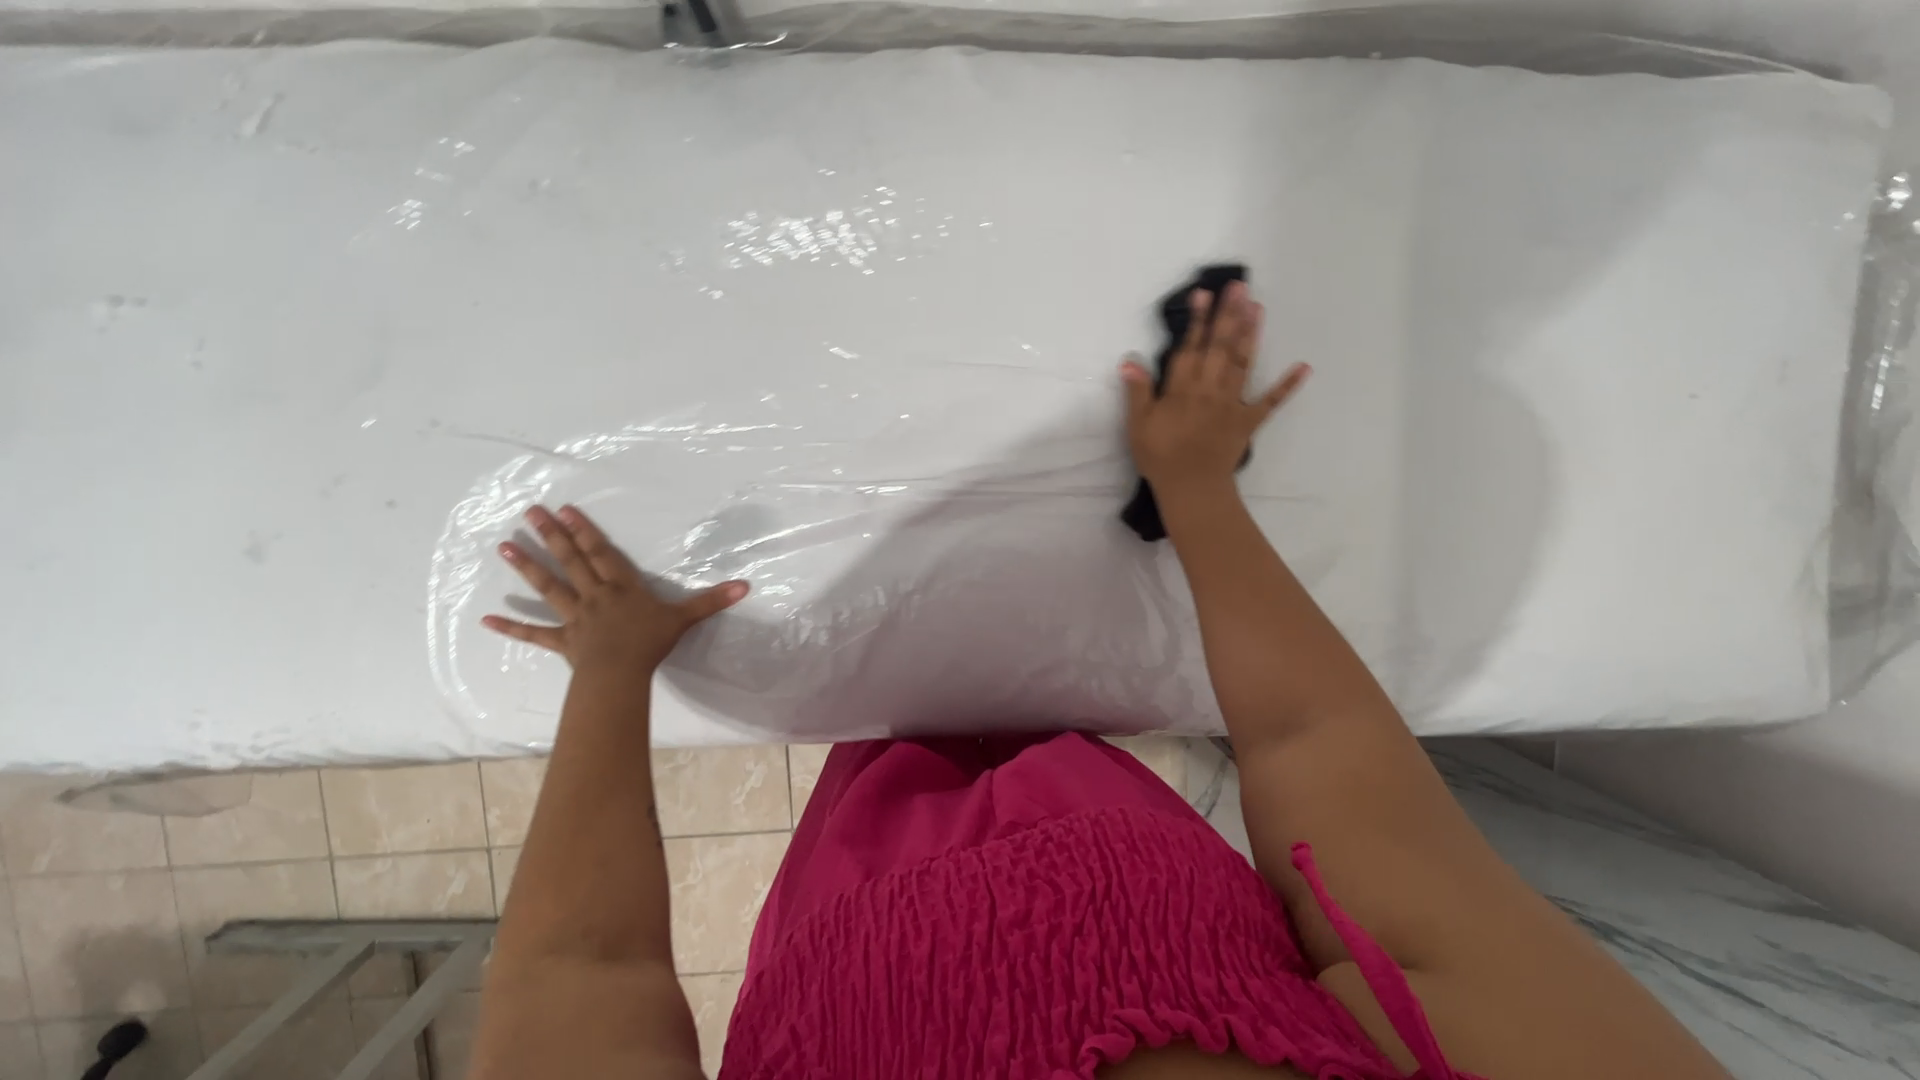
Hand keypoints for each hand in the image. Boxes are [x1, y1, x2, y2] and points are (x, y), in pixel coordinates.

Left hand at [481, 504, 748, 674]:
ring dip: (527, 567)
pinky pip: (535, 634)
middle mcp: (595, 596)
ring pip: (549, 588)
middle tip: (528, 512)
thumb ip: (711, 601)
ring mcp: (575, 618)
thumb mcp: (685, 619)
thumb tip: (745, 586)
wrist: (620, 674)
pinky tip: (487, 620)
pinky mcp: (563, 642)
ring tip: (504, 546)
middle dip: (551, 535)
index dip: (584, 530)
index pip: (601, 553)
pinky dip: (512, 627)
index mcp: (621, 587)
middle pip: (571, 561)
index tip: (563, 509)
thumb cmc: (650, 644)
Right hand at [1121, 280, 1309, 493]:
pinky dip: (1288, 385)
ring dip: (1251, 334)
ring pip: (1243, 362)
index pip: (1190, 347)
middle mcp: (1210, 388)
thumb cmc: (1160, 457)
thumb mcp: (1138, 426)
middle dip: (1229, 315)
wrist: (1192, 488)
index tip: (1204, 294)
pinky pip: (1271, 401)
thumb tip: (1130, 361)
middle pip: (1221, 346)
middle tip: (1239, 287)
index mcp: (1183, 388)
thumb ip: (1138, 392)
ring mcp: (1232, 403)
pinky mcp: (1248, 421)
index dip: (1197, 320)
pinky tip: (1304, 367)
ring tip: (1258, 306)